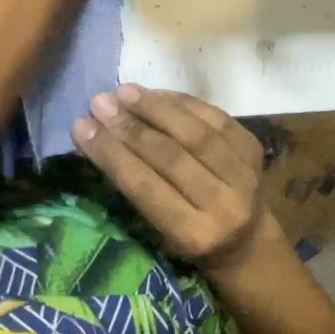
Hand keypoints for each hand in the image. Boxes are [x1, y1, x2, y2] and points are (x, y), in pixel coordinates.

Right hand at [72, 85, 283, 272]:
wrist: (247, 242)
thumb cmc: (189, 240)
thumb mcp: (158, 229)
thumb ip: (131, 186)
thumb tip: (91, 137)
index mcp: (194, 234)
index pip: (145, 186)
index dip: (111, 154)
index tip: (81, 126)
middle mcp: (225, 205)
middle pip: (170, 156)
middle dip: (129, 127)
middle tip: (98, 103)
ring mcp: (245, 175)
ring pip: (195, 132)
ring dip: (154, 107)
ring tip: (123, 91)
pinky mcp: (253, 150)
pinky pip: (215, 117)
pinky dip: (181, 102)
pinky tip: (154, 93)